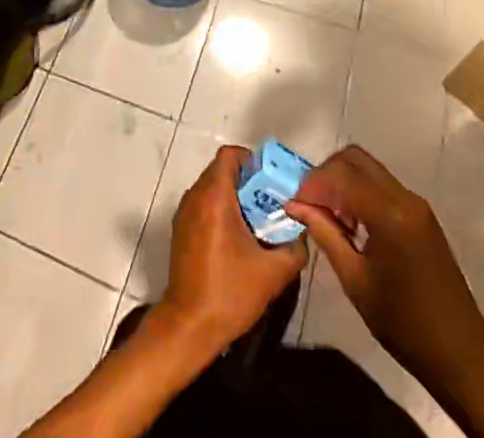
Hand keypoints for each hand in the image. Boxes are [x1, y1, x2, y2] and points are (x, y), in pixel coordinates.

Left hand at [158, 145, 307, 350]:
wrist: (189, 327)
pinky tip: (239, 239)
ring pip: (212, 189)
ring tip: (258, 222)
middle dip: (248, 181)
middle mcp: (195, 199)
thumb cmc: (230, 293)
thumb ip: (296, 248)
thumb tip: (303, 234)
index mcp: (215, 199)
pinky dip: (222, 211)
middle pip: (222, 171)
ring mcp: (184, 215)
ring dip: (235, 197)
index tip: (270, 182)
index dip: (252, 161)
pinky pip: (204, 206)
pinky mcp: (181, 232)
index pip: (230, 156)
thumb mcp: (275, 272)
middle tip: (271, 203)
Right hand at [284, 145, 483, 386]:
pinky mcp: (421, 214)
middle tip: (309, 205)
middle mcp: (405, 197)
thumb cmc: (401, 321)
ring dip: (344, 183)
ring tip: (327, 219)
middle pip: (356, 159)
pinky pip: (383, 187)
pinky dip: (360, 193)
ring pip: (370, 170)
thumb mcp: (354, 280)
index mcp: (389, 213)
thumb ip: (325, 234)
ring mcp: (416, 203)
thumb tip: (296, 206)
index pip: (341, 174)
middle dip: (326, 174)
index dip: (312, 183)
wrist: (457, 349)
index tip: (294, 205)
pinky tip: (351, 226)